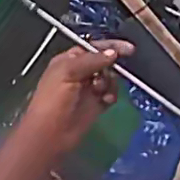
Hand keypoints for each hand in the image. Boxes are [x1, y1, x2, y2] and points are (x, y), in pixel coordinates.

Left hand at [15, 40, 134, 159]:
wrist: (50, 134)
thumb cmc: (53, 100)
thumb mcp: (68, 72)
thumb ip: (91, 60)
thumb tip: (113, 53)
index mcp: (68, 61)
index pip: (92, 47)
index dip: (109, 46)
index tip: (128, 49)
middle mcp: (79, 72)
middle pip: (103, 62)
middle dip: (110, 67)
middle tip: (108, 76)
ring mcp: (88, 89)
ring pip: (109, 78)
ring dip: (109, 83)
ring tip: (100, 91)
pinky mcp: (95, 104)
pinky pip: (110, 94)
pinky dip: (111, 95)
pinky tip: (106, 100)